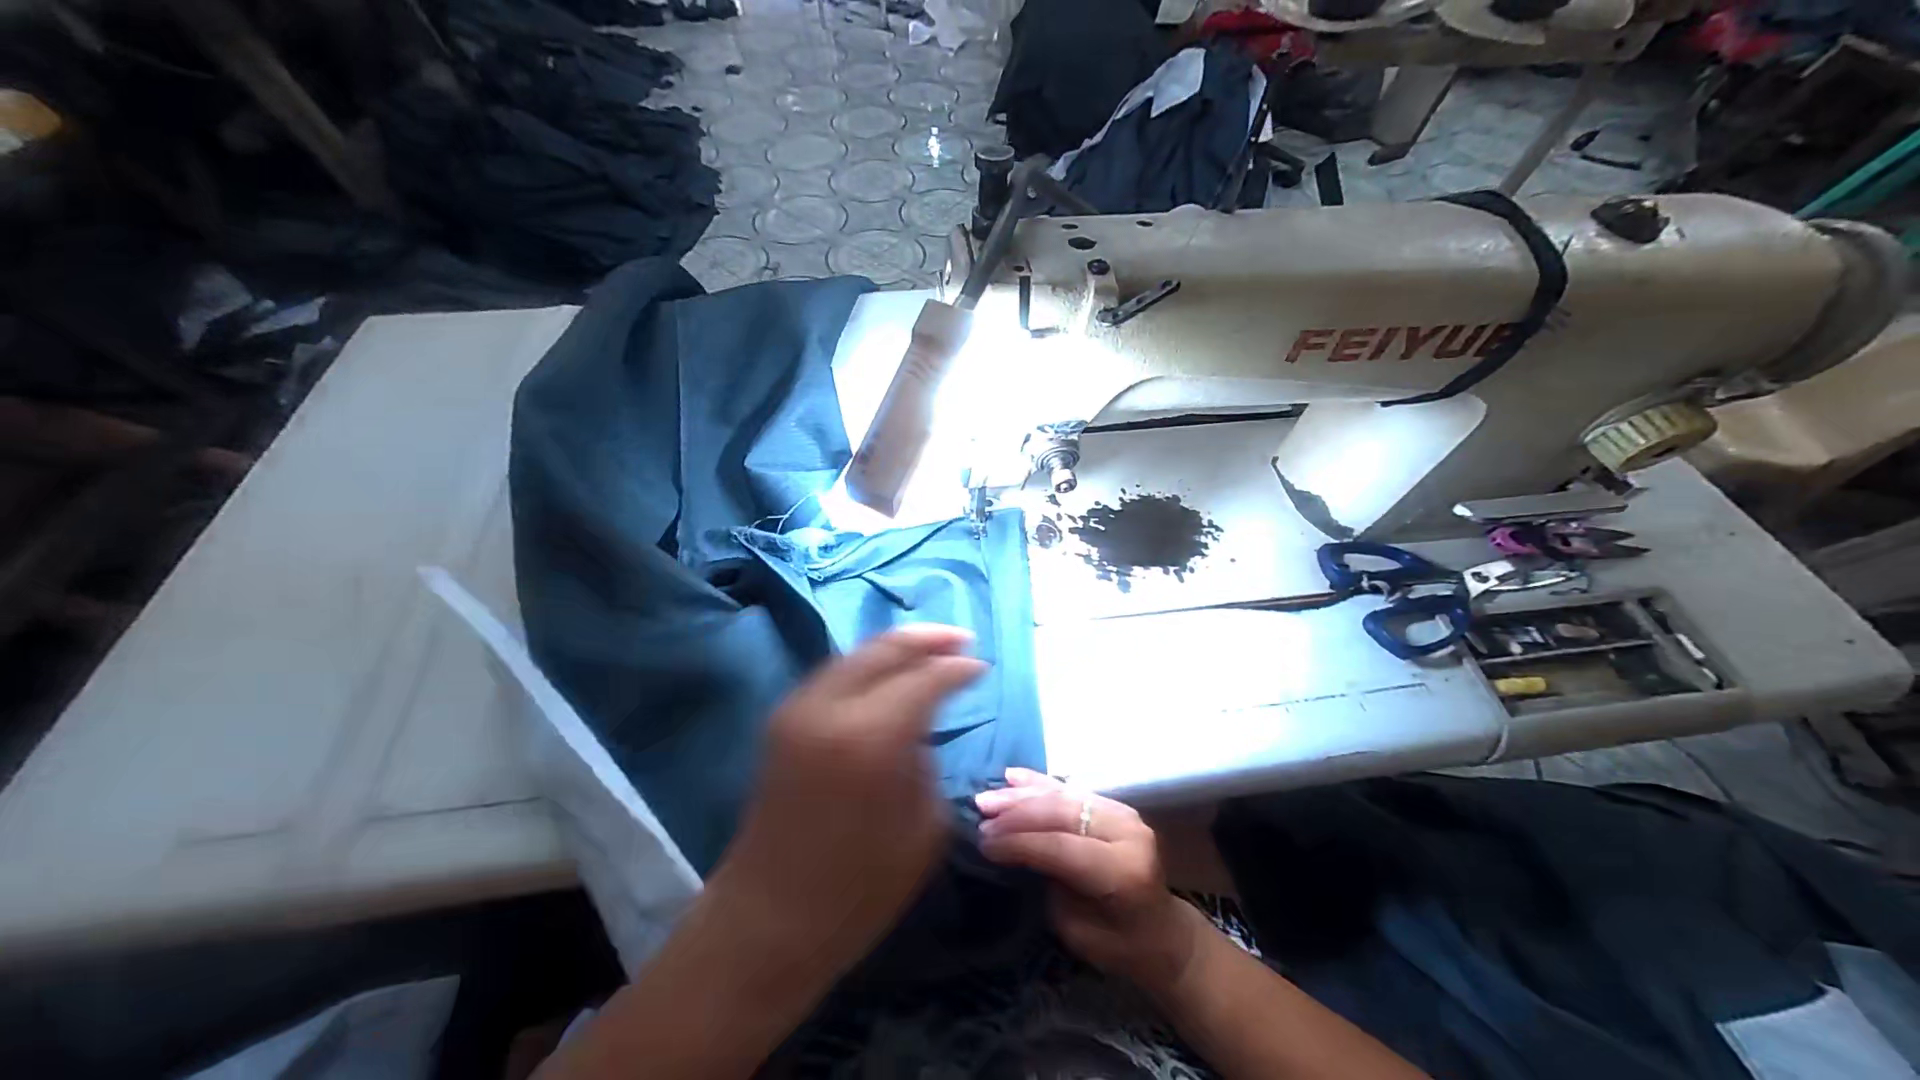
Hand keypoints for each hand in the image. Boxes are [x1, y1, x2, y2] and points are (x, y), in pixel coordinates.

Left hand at [709, 624, 986, 973]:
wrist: (767, 919)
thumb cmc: (857, 891)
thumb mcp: (920, 828)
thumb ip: (925, 761)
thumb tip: (920, 727)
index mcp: (869, 737)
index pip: (923, 679)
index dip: (957, 668)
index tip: (981, 666)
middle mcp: (828, 708)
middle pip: (884, 650)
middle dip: (926, 640)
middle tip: (961, 639)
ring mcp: (797, 709)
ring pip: (854, 655)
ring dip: (895, 648)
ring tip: (930, 650)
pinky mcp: (782, 721)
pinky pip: (834, 675)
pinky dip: (866, 666)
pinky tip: (888, 675)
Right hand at [974, 768, 1206, 995]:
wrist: (1162, 933)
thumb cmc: (1119, 944)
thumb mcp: (1076, 929)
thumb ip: (1049, 884)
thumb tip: (1012, 850)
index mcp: (1123, 871)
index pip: (1062, 847)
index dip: (1020, 842)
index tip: (983, 842)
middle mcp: (1128, 833)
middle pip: (1063, 812)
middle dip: (1017, 813)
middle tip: (981, 815)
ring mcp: (1124, 814)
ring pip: (1065, 796)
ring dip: (1023, 795)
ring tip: (988, 797)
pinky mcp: (1116, 806)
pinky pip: (1073, 791)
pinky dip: (1041, 784)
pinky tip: (1014, 777)